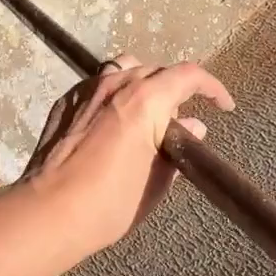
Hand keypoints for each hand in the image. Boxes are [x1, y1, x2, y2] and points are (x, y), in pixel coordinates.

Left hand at [20, 55, 234, 253]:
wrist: (51, 207)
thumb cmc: (109, 201)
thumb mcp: (155, 181)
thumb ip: (176, 148)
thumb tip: (192, 126)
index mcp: (144, 99)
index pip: (187, 75)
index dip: (211, 86)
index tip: (223, 104)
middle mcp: (115, 82)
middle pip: (155, 69)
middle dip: (176, 88)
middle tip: (184, 118)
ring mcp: (88, 86)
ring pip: (124, 68)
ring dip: (144, 83)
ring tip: (151, 111)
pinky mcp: (67, 97)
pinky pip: (99, 83)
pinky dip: (116, 93)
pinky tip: (116, 119)